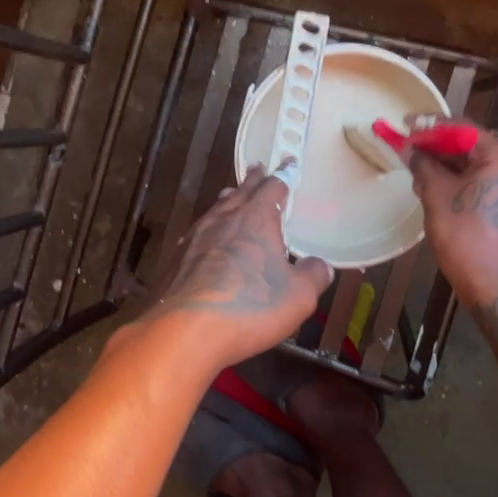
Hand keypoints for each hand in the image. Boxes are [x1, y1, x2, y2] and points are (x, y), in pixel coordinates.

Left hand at [140, 165, 333, 370]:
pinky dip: (208, 231)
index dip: (283, 176)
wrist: (184, 330)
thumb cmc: (250, 308)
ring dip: (228, 201)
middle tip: (258, 169)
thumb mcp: (299, 297)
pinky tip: (207, 241)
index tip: (288, 165)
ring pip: (216, 210)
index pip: (273, 187)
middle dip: (253, 180)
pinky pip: (197, 234)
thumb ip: (313, 276)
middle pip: (241, 191)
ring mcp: (195, 237)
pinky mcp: (176, 259)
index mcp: (256, 219)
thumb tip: (321, 265)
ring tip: (233, 197)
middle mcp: (224, 219)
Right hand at [406, 115, 497, 300]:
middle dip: (439, 147)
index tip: (405, 125)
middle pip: (473, 146)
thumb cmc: (465, 237)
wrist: (494, 286)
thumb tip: (408, 149)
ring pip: (478, 167)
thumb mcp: (436, 195)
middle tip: (408, 147)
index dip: (431, 126)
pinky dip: (462, 182)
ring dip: (448, 165)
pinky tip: (436, 186)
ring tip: (417, 167)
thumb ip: (422, 164)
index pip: (464, 129)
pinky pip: (486, 184)